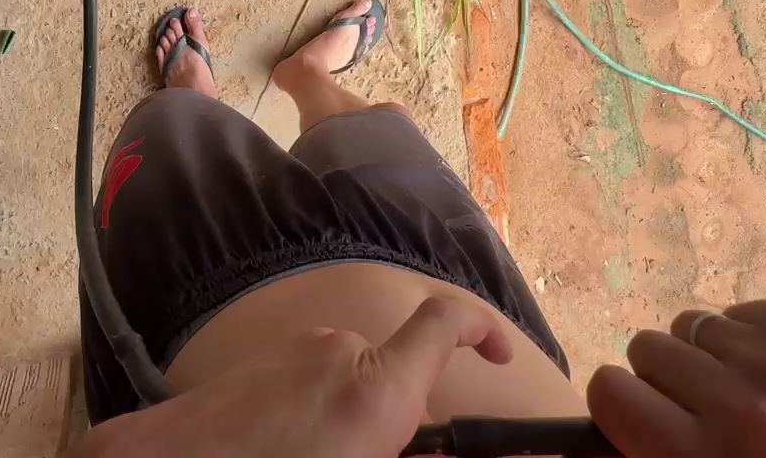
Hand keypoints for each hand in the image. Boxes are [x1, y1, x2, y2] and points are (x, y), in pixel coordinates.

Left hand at [68, 295, 513, 457]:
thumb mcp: (364, 449)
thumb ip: (400, 436)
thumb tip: (417, 428)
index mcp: (371, 390)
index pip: (443, 321)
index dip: (483, 329)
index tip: (501, 353)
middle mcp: (337, 351)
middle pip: (395, 375)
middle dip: (401, 422)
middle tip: (383, 454)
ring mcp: (296, 349)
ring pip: (350, 383)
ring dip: (353, 424)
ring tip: (323, 452)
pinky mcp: (264, 357)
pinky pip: (312, 381)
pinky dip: (319, 415)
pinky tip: (293, 446)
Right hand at [586, 299, 765, 457]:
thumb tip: (599, 446)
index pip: (610, 392)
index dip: (624, 408)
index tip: (651, 424)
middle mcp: (747, 398)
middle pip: (647, 348)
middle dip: (673, 383)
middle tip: (717, 418)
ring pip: (694, 325)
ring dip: (716, 360)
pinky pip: (745, 313)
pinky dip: (760, 343)